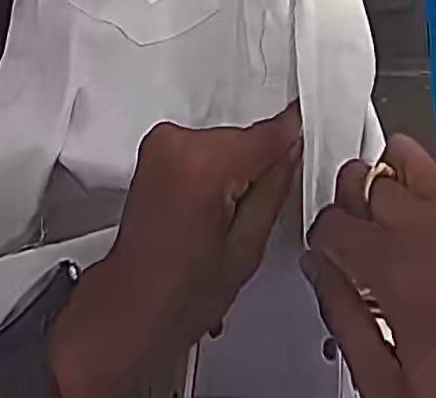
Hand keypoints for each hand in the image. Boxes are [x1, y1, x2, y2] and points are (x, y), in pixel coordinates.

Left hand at [48, 104, 302, 396]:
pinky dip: (212, 166)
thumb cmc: (175, 295)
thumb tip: (293, 149)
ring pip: (227, 140)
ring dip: (233, 168)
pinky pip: (204, 143)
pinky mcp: (155, 144)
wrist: (129, 305)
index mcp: (205, 166)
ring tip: (217, 215)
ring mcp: (162, 141)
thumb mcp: (248, 247)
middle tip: (245, 213)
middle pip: (246, 139)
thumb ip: (277, 186)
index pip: (269, 133)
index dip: (293, 137)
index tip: (305, 130)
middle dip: (258, 167)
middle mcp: (178, 143)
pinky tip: (203, 204)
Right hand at [305, 136, 435, 397]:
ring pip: (409, 154)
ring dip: (388, 178)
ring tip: (384, 214)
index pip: (334, 222)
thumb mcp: (384, 384)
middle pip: (366, 177)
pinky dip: (430, 179)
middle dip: (348, 202)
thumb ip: (342, 316)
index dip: (320, 238)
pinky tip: (424, 213)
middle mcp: (433, 230)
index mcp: (398, 269)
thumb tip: (321, 272)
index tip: (325, 252)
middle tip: (350, 233)